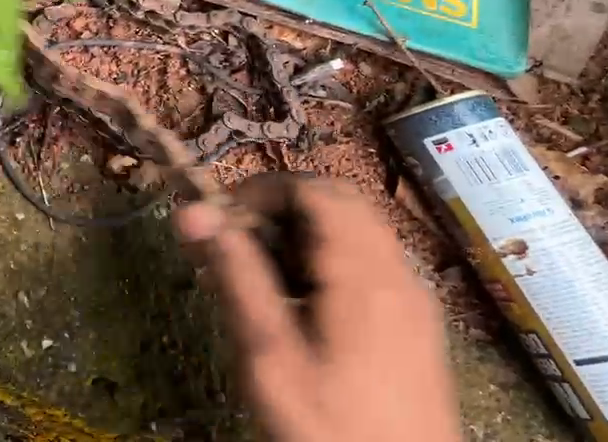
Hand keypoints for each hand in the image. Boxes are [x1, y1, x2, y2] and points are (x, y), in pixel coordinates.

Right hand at [176, 175, 458, 441]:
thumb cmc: (328, 427)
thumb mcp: (268, 355)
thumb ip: (234, 274)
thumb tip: (190, 209)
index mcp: (363, 275)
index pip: (311, 189)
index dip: (259, 190)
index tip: (222, 224)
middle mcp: (397, 274)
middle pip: (338, 198)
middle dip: (280, 205)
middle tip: (240, 241)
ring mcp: (414, 298)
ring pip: (356, 226)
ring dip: (304, 229)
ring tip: (264, 274)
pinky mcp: (417, 322)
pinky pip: (371, 257)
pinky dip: (329, 254)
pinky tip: (303, 300)